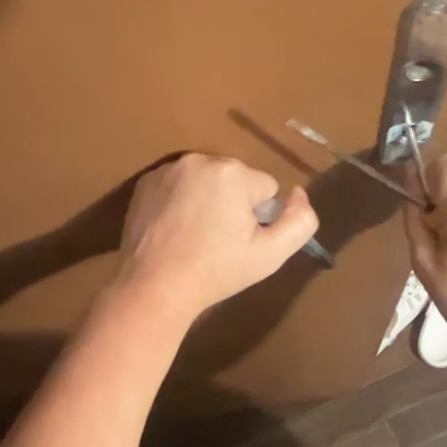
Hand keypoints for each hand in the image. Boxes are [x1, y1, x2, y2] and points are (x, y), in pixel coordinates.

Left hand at [112, 153, 318, 320]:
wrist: (155, 286)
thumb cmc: (217, 271)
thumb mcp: (271, 254)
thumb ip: (300, 220)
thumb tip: (299, 194)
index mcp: (234, 173)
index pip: (267, 188)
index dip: (260, 217)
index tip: (242, 241)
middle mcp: (201, 160)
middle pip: (236, 180)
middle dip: (234, 204)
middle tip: (219, 241)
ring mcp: (169, 169)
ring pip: (206, 180)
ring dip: (208, 200)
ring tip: (196, 236)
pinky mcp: (145, 182)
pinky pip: (178, 185)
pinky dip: (181, 201)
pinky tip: (175, 230)